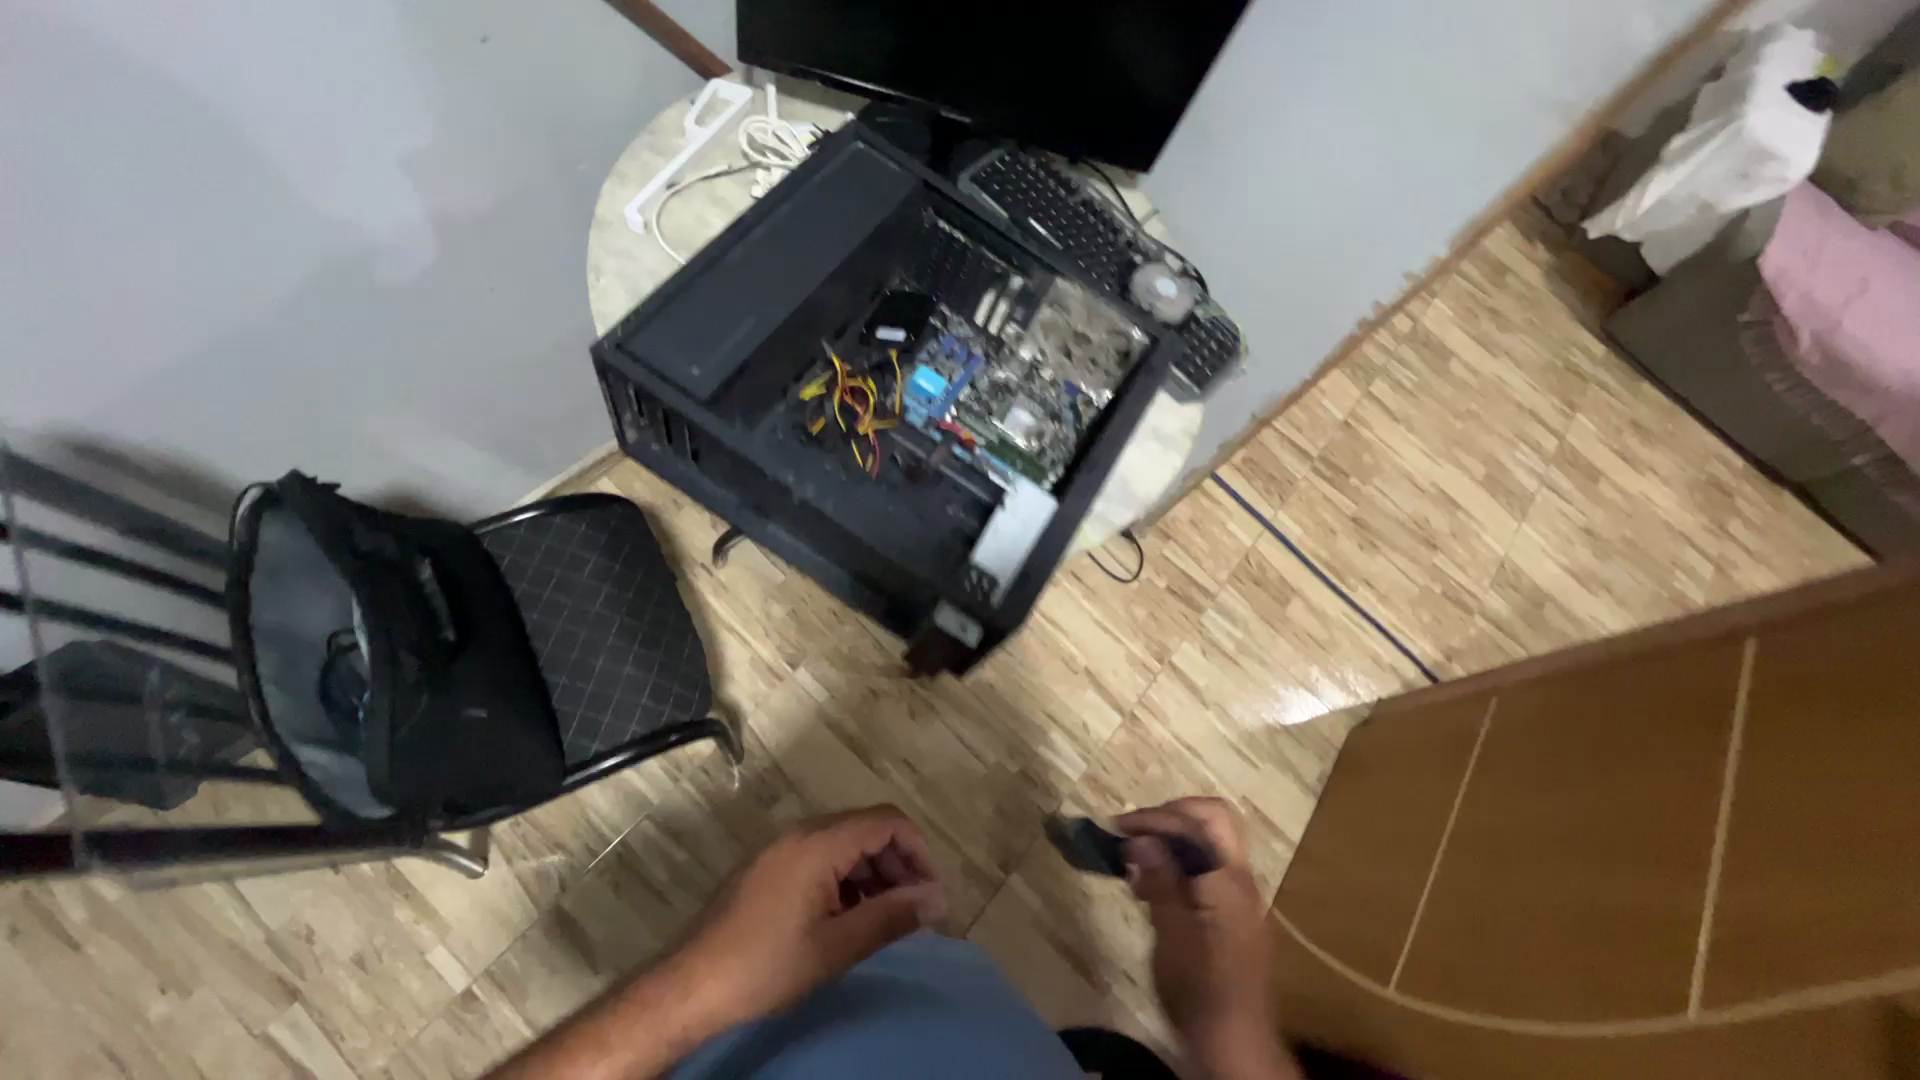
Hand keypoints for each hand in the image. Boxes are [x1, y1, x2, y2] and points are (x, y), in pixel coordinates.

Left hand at [663, 805, 946, 1029]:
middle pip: (867, 828)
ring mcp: (781, 848)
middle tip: (914, 908)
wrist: (689, 985)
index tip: (931, 892)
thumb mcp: (836, 946)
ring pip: (844, 843)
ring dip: (873, 872)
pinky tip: (849, 916)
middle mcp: (801, 832)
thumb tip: (937, 899)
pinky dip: (846, 878)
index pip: (887, 822)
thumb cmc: (766, 965)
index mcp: (819, 843)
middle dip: (898, 863)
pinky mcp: (769, 867)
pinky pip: (821, 856)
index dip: (918, 851)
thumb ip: (890, 916)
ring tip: (886, 917)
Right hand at [1121, 798, 1294, 1078]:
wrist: (1236, 1046)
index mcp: (1228, 882)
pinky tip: (1149, 887)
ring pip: (1210, 841)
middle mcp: (1241, 879)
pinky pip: (1207, 867)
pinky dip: (1179, 863)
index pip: (1198, 821)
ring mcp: (1240, 895)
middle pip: (1213, 819)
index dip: (1156, 817)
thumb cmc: (1199, 993)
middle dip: (1170, 815)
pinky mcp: (1232, 912)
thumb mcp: (1171, 937)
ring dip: (1172, 838)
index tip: (1118, 829)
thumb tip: (1143, 837)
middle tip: (1132, 832)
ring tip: (1132, 860)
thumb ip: (1161, 882)